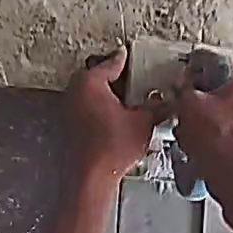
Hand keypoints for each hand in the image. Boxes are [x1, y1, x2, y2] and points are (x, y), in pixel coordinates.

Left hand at [64, 48, 157, 182]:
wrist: (90, 177)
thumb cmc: (110, 149)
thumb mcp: (143, 123)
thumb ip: (156, 108)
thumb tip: (164, 104)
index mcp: (90, 82)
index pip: (110, 63)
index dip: (123, 60)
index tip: (126, 55)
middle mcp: (74, 93)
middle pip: (96, 78)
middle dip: (113, 80)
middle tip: (130, 82)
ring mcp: (68, 112)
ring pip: (89, 96)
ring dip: (105, 98)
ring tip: (124, 105)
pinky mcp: (68, 130)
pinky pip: (85, 113)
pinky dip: (98, 113)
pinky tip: (112, 124)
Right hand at [174, 68, 232, 185]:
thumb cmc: (219, 138)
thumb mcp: (189, 104)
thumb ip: (184, 89)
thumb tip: (180, 85)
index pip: (230, 66)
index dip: (208, 75)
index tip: (194, 82)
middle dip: (213, 101)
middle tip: (193, 107)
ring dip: (216, 121)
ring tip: (196, 130)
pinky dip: (223, 139)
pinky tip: (207, 145)